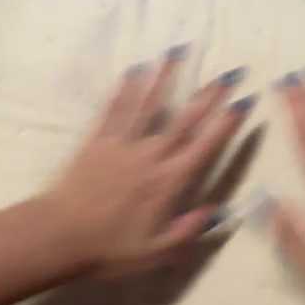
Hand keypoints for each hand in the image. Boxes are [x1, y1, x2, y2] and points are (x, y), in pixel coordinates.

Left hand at [36, 48, 253, 276]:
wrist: (60, 235)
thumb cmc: (110, 249)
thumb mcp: (155, 252)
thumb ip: (187, 230)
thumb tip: (218, 212)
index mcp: (168, 181)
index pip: (204, 146)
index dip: (227, 123)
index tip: (243, 101)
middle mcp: (150, 154)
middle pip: (184, 119)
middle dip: (208, 94)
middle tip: (228, 72)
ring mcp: (122, 142)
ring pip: (148, 103)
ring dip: (165, 77)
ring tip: (178, 52)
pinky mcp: (97, 138)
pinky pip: (114, 108)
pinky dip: (126, 87)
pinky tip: (135, 70)